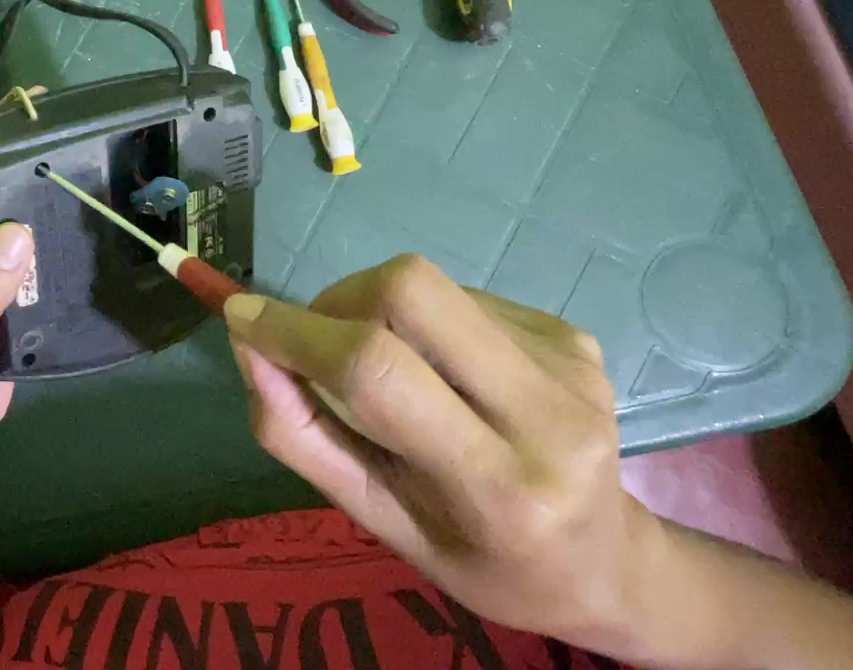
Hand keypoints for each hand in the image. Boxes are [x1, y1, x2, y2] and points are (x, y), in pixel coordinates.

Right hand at [224, 254, 664, 654]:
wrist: (611, 566)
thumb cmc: (475, 558)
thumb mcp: (374, 518)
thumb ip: (298, 432)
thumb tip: (247, 341)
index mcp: (496, 485)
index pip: (377, 373)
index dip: (295, 333)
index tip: (241, 316)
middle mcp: (546, 412)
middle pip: (409, 291)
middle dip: (337, 299)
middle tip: (318, 339)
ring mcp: (569, 364)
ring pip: (430, 285)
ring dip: (375, 309)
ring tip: (392, 369)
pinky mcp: (574, 336)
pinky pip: (461, 296)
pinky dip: (420, 320)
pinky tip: (443, 369)